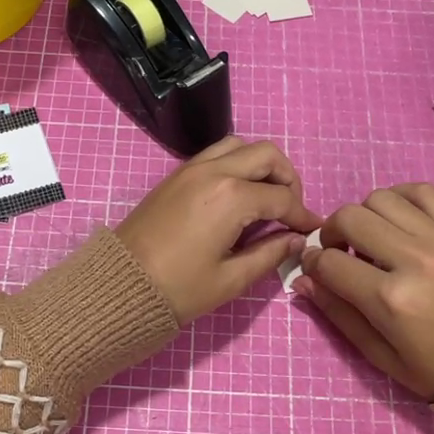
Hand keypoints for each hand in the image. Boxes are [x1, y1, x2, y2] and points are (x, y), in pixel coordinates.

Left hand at [116, 137, 323, 323]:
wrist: (120, 286)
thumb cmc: (178, 289)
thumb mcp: (231, 280)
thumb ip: (270, 254)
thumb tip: (295, 239)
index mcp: (231, 197)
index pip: (283, 198)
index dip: (303, 215)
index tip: (314, 231)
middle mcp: (214, 171)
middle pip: (267, 155)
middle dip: (288, 179)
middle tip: (291, 210)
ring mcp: (192, 168)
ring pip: (240, 145)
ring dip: (261, 164)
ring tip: (266, 198)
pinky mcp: (176, 175)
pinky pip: (216, 154)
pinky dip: (236, 164)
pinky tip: (238, 196)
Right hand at [293, 184, 433, 400]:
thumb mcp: (381, 355)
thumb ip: (339, 314)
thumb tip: (303, 279)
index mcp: (391, 300)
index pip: (329, 262)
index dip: (313, 263)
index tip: (315, 267)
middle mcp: (414, 261)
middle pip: (350, 218)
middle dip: (332, 233)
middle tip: (339, 251)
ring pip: (381, 198)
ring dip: (365, 215)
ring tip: (372, 239)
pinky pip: (421, 191)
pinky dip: (400, 199)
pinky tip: (398, 221)